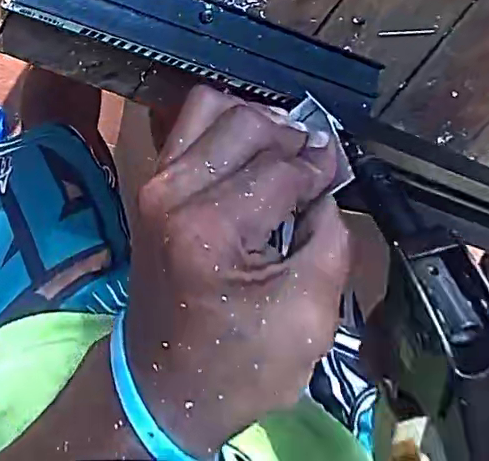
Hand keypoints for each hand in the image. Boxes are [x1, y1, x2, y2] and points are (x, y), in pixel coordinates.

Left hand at [121, 85, 350, 454]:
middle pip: (242, 123)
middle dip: (288, 135)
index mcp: (210, 229)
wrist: (162, 382)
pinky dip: (223, 124)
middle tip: (315, 157)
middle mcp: (172, 191)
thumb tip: (326, 183)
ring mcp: (154, 180)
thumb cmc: (236, 364)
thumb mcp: (307, 318)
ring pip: (207, 107)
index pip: (279, 169)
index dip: (319, 165)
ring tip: (283, 147)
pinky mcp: (150, 180)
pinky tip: (250, 148)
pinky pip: (187, 125)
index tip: (338, 166)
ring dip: (253, 120)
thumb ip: (328, 241)